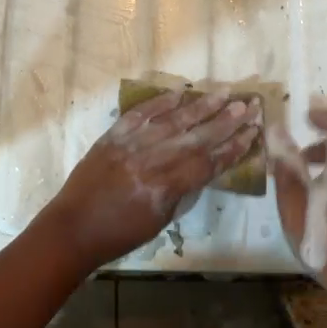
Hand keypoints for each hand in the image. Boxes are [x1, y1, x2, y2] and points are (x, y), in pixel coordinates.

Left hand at [40, 90, 261, 268]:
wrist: (72, 229)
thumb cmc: (119, 235)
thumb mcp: (159, 220)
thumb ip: (182, 191)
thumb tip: (202, 168)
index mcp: (163, 187)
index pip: (207, 163)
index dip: (232, 148)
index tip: (253, 133)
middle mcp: (150, 161)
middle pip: (195, 137)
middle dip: (225, 121)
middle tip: (248, 105)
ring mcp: (129, 145)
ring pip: (171, 121)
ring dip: (200, 106)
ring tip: (223, 93)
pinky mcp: (112, 136)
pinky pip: (139, 114)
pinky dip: (159, 102)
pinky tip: (179, 92)